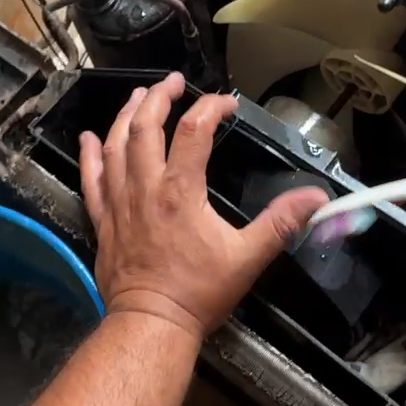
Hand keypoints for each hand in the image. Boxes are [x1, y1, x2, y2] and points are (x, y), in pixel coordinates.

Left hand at [79, 73, 327, 339]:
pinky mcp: (104, 221)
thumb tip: (316, 198)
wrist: (152, 323)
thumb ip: (281, 223)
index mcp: (181, 191)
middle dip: (159, 98)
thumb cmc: (198, 292)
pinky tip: (89, 137)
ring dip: (126, 116)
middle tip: (173, 82)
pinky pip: (91, 179)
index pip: (194, 130)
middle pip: (145, 127)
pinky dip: (89, 156)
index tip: (227, 104)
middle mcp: (146, 188)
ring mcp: (120, 203)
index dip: (211, 108)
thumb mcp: (247, 257)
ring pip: (116, 146)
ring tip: (138, 96)